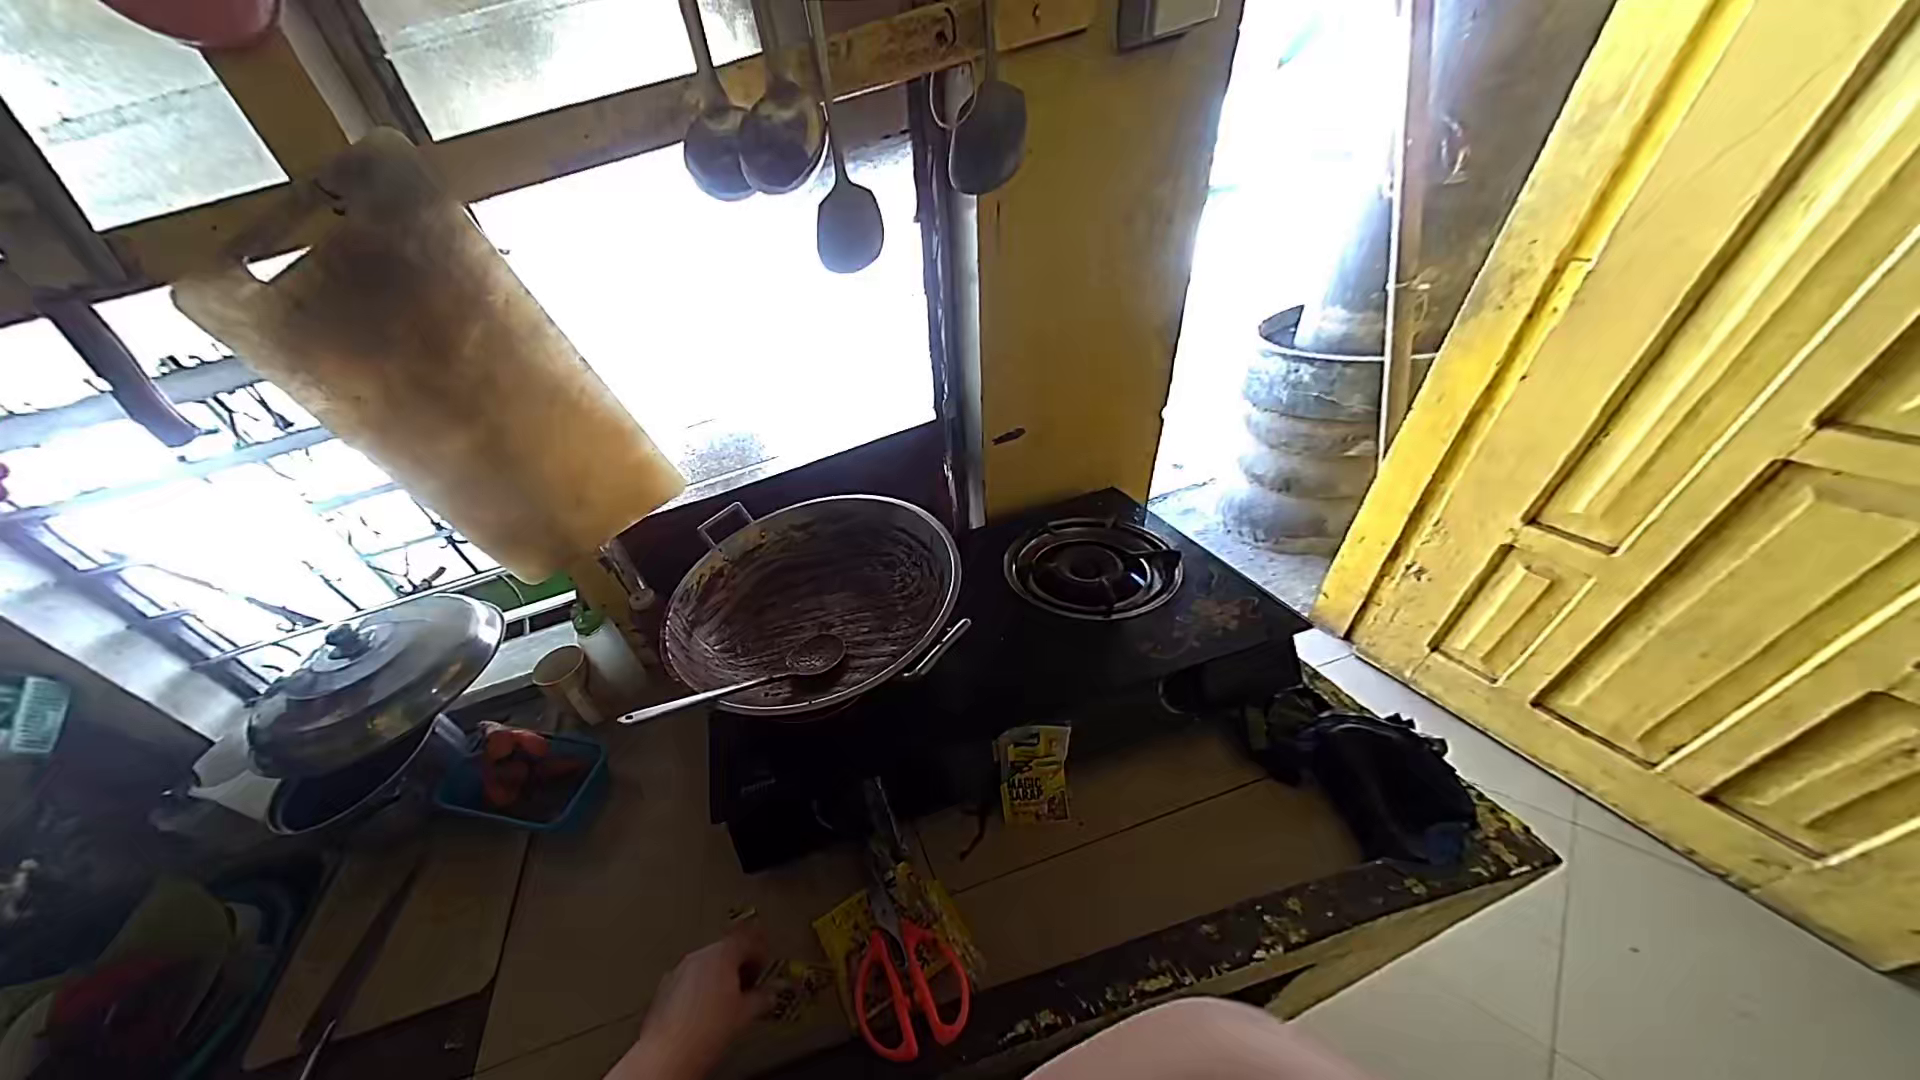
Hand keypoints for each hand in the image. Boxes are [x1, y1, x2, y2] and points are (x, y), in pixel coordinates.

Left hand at [610, 925, 773, 1079]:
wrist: (667, 1056)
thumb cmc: (704, 1032)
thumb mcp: (745, 1013)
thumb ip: (762, 997)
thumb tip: (768, 995)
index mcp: (722, 952)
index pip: (748, 940)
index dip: (761, 952)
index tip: (766, 965)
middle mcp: (699, 956)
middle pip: (726, 951)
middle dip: (740, 965)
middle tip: (750, 982)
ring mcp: (678, 972)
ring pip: (706, 966)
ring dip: (719, 978)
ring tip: (727, 1000)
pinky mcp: (663, 991)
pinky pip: (688, 981)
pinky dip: (700, 990)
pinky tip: (704, 1011)